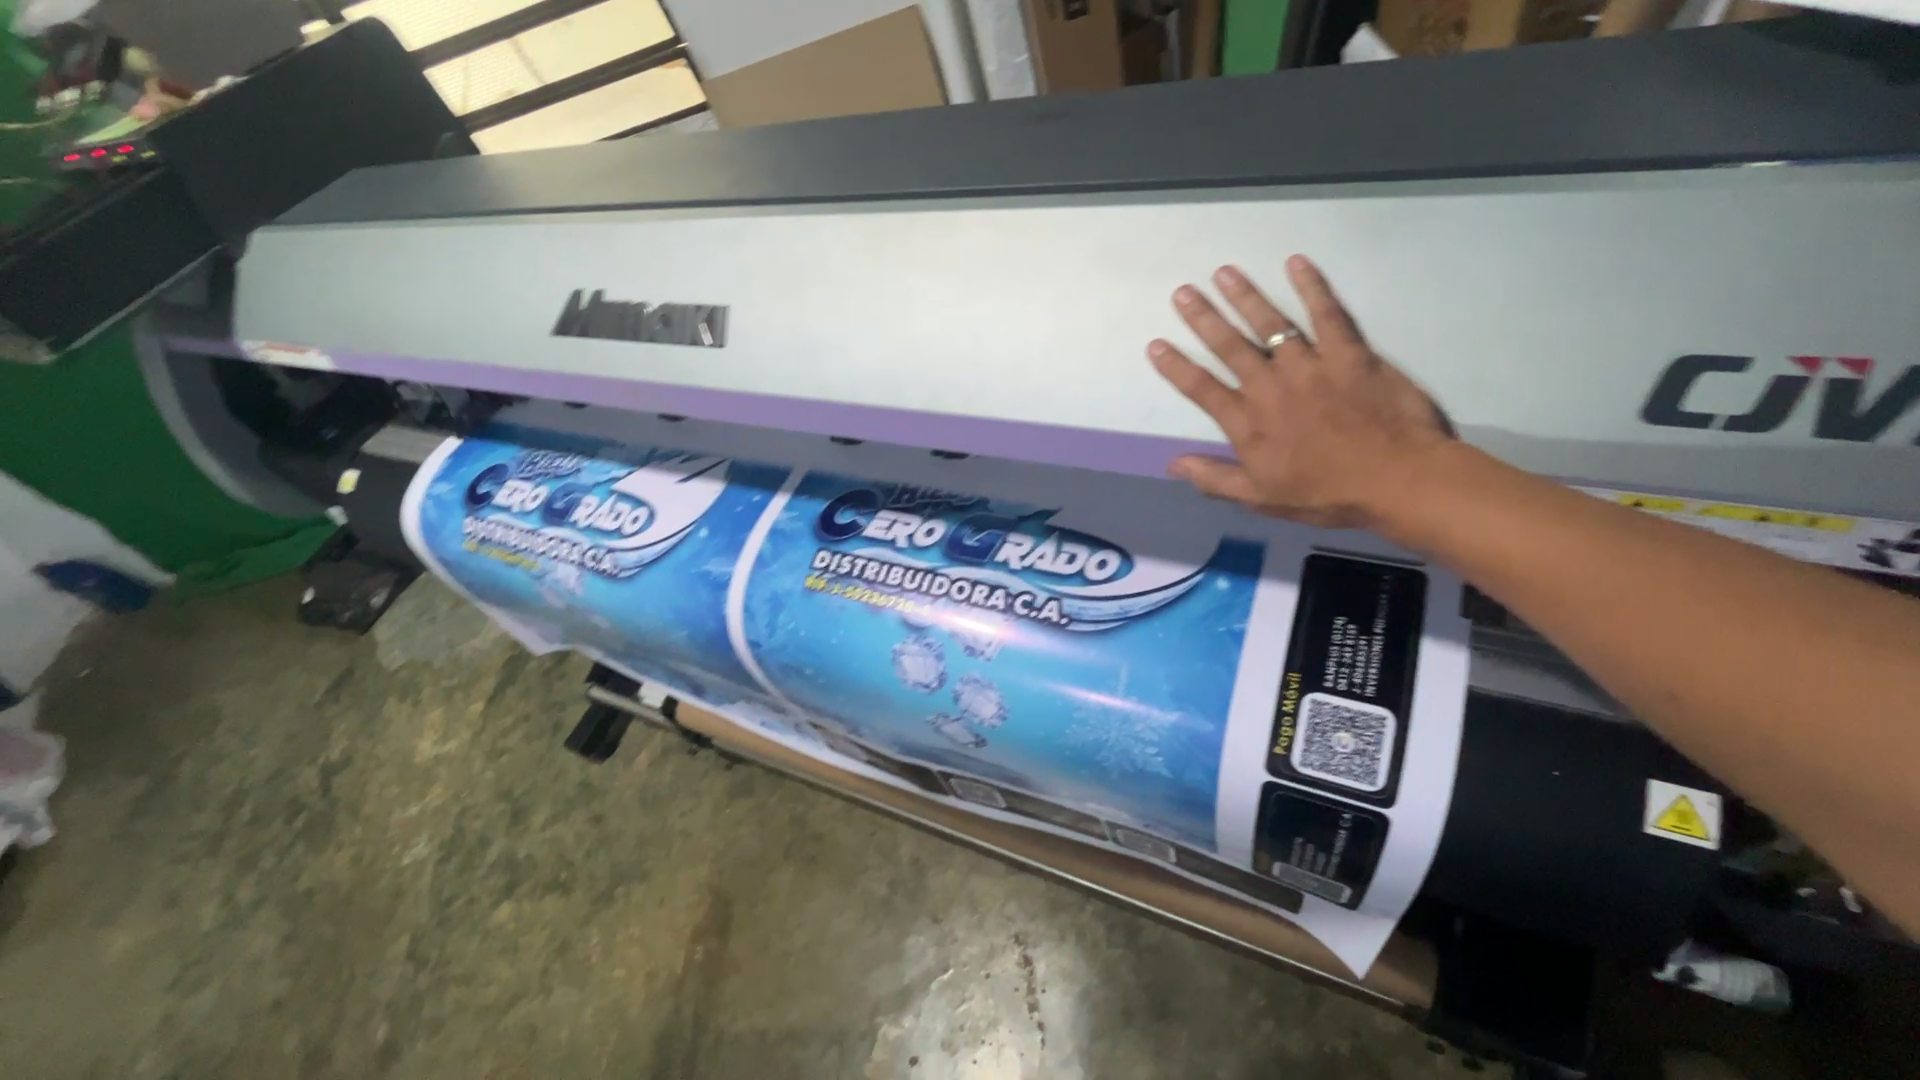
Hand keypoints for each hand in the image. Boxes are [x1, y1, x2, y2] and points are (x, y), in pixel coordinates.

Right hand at [1148, 256, 1452, 530]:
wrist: (1397, 480)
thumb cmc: (1328, 495)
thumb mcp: (1262, 498)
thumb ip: (1215, 479)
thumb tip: (1172, 464)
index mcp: (1249, 423)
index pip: (1202, 389)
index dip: (1176, 367)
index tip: (1156, 345)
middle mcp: (1271, 387)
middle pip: (1230, 346)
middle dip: (1203, 318)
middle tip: (1183, 292)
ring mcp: (1311, 366)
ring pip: (1271, 324)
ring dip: (1245, 296)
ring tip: (1224, 273)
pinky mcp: (1349, 354)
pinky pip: (1327, 314)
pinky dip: (1312, 286)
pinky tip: (1296, 263)